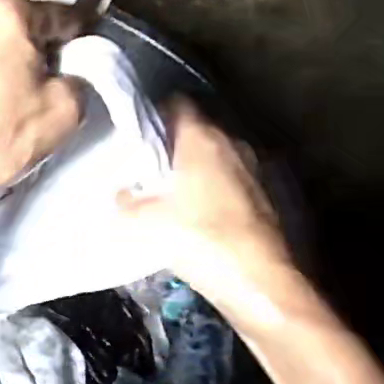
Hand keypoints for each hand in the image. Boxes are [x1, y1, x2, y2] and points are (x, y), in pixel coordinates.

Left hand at [0, 0, 85, 213]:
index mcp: (5, 14)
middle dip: (27, 12)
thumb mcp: (66, 109)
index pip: (57, 8)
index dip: (76, 26)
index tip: (81, 42)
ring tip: (1, 67)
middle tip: (36, 47)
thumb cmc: (0, 138)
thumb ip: (78, 74)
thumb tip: (65, 68)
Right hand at [116, 97, 296, 315]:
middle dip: (170, 139)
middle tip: (141, 155)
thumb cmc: (195, 237)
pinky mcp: (263, 194)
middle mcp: (231, 143)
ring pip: (214, 153)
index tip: (131, 125)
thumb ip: (124, 201)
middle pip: (196, 128)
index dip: (152, 111)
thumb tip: (120, 193)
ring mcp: (253, 168)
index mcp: (202, 138)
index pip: (177, 104)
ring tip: (164, 181)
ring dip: (192, 163)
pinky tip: (190, 205)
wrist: (257, 279)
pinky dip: (208, 183)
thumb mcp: (140, 221)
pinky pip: (227, 176)